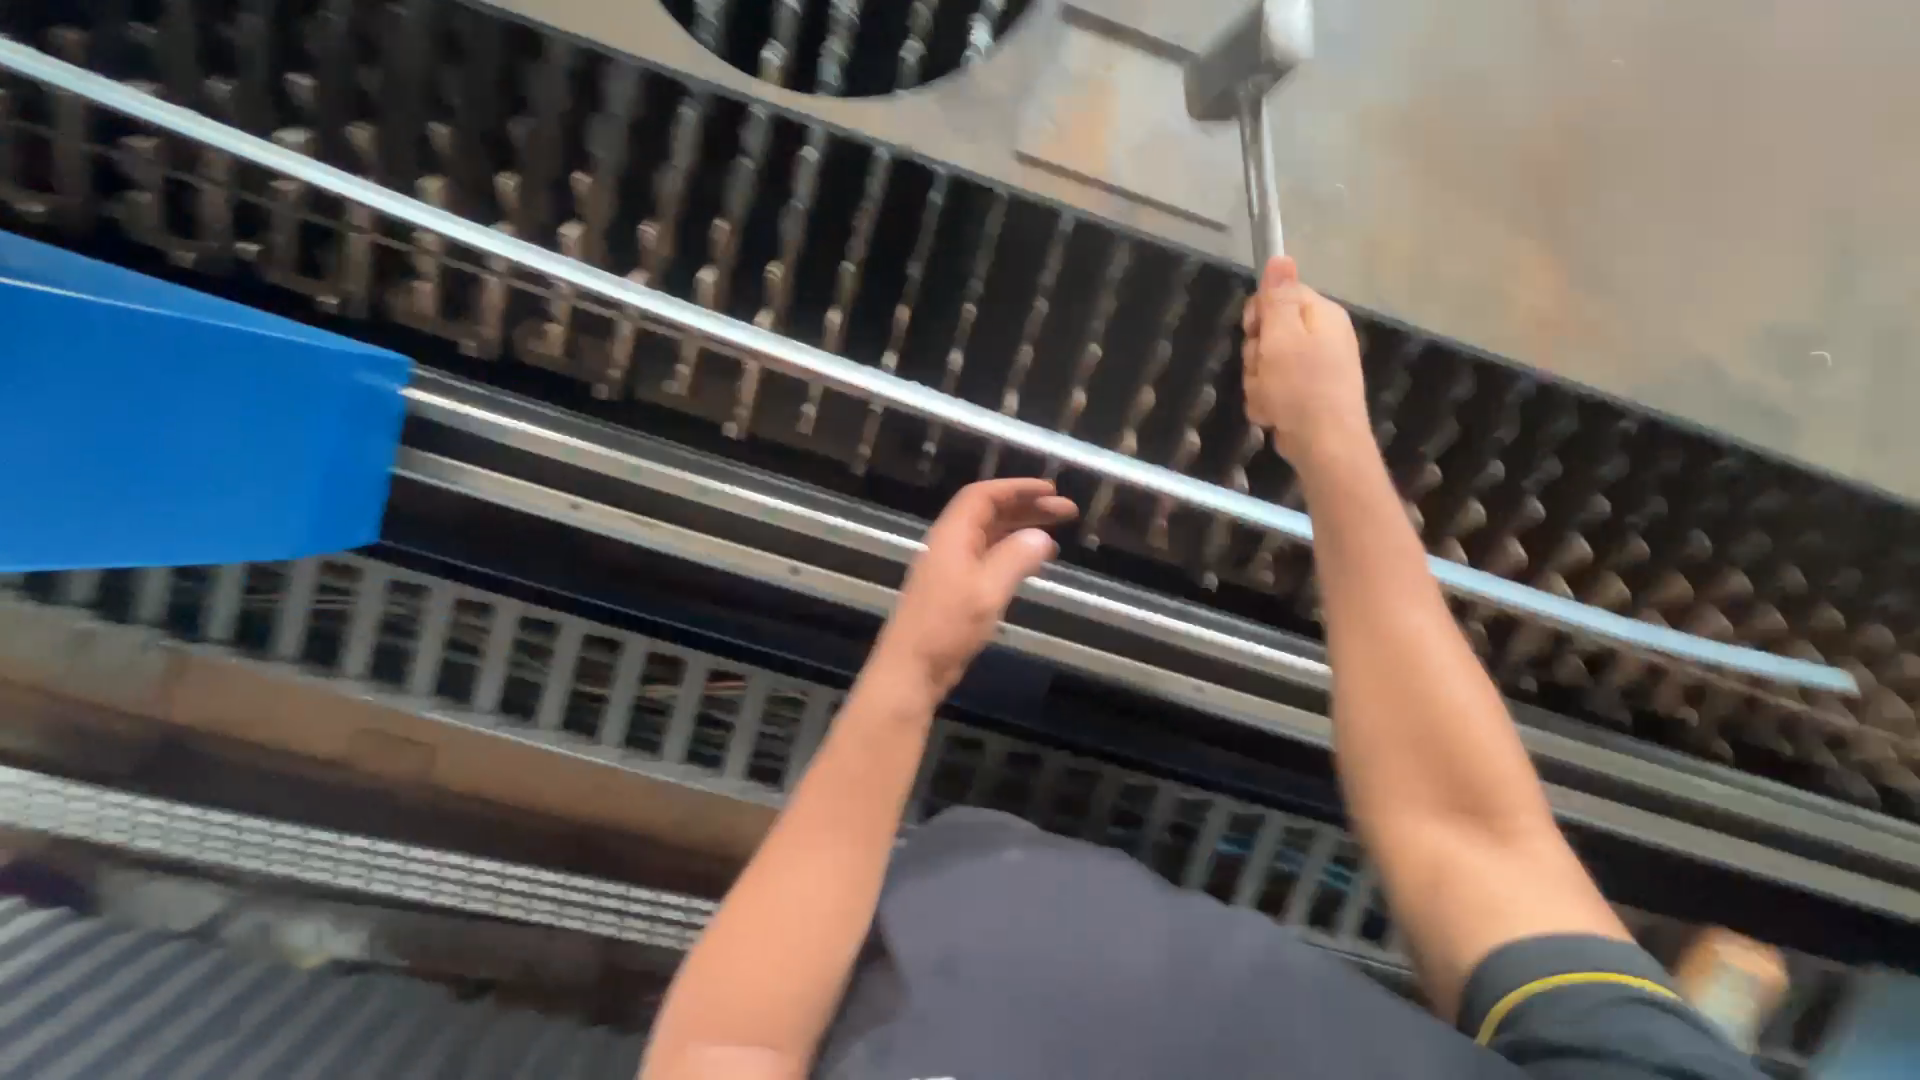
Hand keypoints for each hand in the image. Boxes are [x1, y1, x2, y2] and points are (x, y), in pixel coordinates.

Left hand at [870, 479, 1077, 696]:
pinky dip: (1011, 553)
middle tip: (1066, 511)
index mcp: (952, 535)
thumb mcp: (987, 591)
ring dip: (1020, 529)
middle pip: (989, 512)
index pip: (984, 496)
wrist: (911, 670)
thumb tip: (1041, 536)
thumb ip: (1015, 559)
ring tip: (1055, 534)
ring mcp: (950, 567)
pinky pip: (986, 558)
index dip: (1018, 488)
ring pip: (989, 535)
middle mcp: (949, 544)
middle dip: (1027, 507)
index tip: (1051, 490)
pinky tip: (1030, 562)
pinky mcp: (954, 589)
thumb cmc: (947, 627)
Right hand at [1242, 256, 1370, 463]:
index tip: (1254, 335)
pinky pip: (1275, 389)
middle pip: (1270, 332)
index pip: (1278, 296)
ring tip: (1269, 398)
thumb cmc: (1300, 388)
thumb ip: (1278, 298)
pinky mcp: (1309, 394)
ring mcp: (1317, 367)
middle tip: (1264, 372)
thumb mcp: (1282, 337)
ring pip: (1267, 364)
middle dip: (1256, 356)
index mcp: (1321, 315)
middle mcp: (1323, 336)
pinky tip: (1273, 413)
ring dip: (1258, 383)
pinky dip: (1268, 401)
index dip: (1258, 316)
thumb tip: (1280, 257)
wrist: (1325, 443)